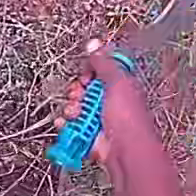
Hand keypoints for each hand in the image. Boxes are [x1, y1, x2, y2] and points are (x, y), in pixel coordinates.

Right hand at [57, 38, 165, 170]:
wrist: (126, 151)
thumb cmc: (127, 118)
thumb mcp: (116, 83)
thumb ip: (104, 63)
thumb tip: (94, 43)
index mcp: (120, 85)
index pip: (101, 70)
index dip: (90, 71)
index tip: (86, 75)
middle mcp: (110, 101)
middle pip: (85, 88)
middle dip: (78, 91)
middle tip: (79, 94)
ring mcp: (99, 118)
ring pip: (77, 107)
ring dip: (71, 108)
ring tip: (75, 113)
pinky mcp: (90, 135)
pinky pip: (72, 126)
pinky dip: (67, 125)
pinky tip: (67, 123)